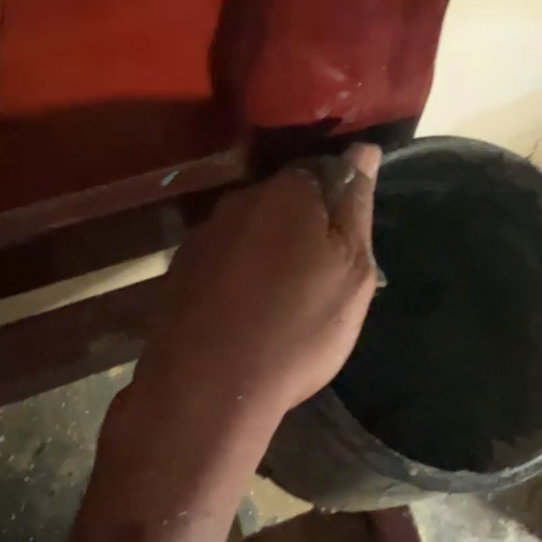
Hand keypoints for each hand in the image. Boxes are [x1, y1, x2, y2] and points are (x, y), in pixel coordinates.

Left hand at [138, 143, 382, 413]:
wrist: (206, 391)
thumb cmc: (298, 328)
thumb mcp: (352, 271)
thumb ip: (356, 205)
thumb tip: (364, 150)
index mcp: (289, 190)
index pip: (324, 170)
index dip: (340, 200)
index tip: (349, 238)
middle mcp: (241, 199)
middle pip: (284, 200)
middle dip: (303, 225)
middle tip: (322, 273)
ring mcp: (204, 234)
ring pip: (251, 230)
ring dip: (269, 251)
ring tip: (283, 298)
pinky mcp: (178, 270)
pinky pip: (223, 259)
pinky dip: (238, 275)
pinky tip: (247, 312)